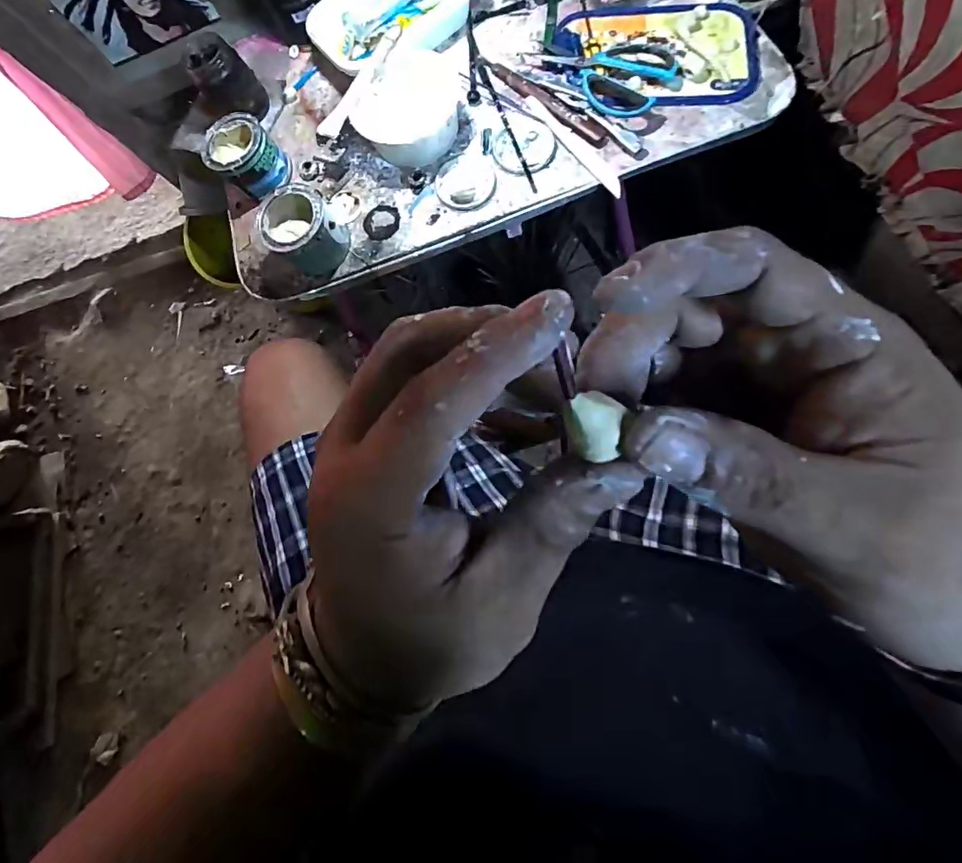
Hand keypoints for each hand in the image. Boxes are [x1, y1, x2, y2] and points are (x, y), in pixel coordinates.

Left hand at [305, 291, 646, 711]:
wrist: (353, 650)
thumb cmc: (423, 641)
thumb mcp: (500, 603)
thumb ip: (550, 523)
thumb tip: (618, 455)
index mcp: (370, 497)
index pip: (430, 401)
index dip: (495, 351)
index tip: (555, 313)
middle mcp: (343, 448)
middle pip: (403, 352)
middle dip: (481, 330)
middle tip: (559, 343)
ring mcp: (343, 433)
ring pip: (401, 353)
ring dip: (472, 342)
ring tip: (547, 372)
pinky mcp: (359, 430)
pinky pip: (405, 375)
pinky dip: (459, 367)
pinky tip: (514, 396)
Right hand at [576, 227, 961, 672]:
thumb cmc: (947, 565)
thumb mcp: (850, 523)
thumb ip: (743, 474)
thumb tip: (634, 434)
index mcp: (845, 342)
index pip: (756, 268)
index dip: (682, 265)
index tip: (614, 299)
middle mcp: (786, 348)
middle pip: (690, 305)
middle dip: (632, 334)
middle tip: (593, 391)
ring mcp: (749, 385)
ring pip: (663, 350)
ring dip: (620, 374)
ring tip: (591, 418)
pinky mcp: (720, 423)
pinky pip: (658, 399)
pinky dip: (624, 412)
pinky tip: (603, 436)